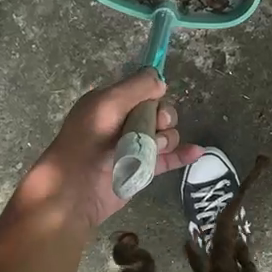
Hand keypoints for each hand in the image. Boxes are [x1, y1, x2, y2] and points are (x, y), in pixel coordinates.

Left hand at [17, 69, 202, 231]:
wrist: (74, 190)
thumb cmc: (87, 142)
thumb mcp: (108, 103)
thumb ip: (137, 86)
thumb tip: (162, 82)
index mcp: (111, 104)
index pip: (144, 91)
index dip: (154, 95)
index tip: (155, 101)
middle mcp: (124, 123)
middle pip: (160, 112)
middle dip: (163, 118)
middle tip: (153, 127)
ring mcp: (135, 147)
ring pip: (167, 134)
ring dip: (167, 139)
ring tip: (154, 149)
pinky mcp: (144, 169)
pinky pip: (170, 158)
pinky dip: (183, 154)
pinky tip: (196, 152)